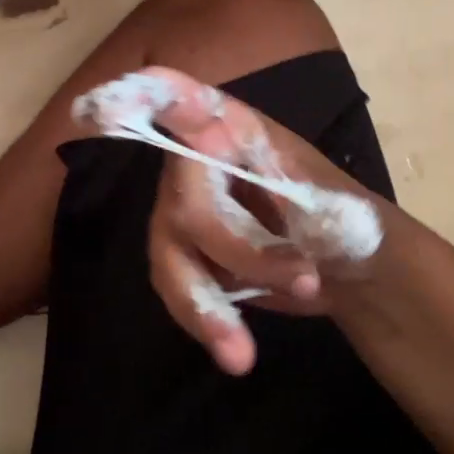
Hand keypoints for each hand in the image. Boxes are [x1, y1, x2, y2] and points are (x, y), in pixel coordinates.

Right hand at [139, 68, 368, 375]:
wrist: (343, 276)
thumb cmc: (347, 224)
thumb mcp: (336, 206)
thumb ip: (294, 191)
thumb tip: (252, 183)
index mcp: (236, 130)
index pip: (187, 104)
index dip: (152, 101)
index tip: (107, 107)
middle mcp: (197, 159)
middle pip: (182, 200)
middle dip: (236, 250)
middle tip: (304, 277)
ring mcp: (184, 205)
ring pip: (167, 249)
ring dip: (205, 300)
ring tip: (242, 352)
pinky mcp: (182, 250)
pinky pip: (172, 282)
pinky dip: (201, 317)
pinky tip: (234, 348)